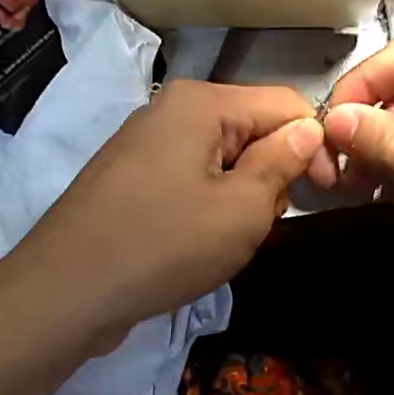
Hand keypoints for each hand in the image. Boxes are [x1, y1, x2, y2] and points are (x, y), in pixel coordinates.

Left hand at [0, 81, 322, 351]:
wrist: (66, 292)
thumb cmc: (164, 245)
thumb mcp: (242, 209)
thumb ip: (282, 162)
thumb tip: (308, 129)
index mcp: (200, 102)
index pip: (285, 104)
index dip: (316, 145)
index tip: (326, 195)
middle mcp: (169, 112)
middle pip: (250, 129)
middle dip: (272, 174)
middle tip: (264, 225)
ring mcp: (144, 147)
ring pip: (220, 160)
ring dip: (240, 197)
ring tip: (229, 240)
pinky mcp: (129, 181)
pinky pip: (188, 181)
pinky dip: (207, 207)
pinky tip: (197, 243)